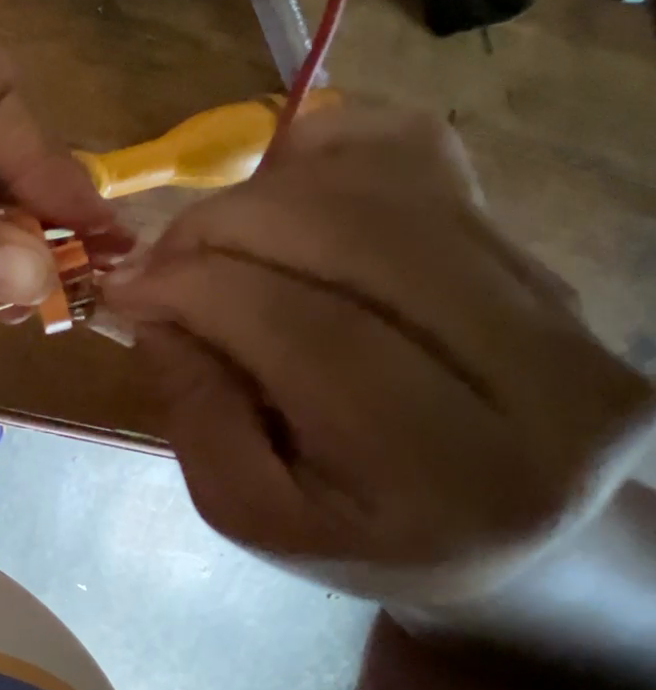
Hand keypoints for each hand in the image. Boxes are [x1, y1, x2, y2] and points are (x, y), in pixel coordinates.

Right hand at [105, 105, 653, 571]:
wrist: (502, 537)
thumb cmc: (352, 537)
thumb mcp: (244, 508)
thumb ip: (194, 409)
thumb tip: (152, 300)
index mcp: (456, 469)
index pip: (313, 333)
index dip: (200, 288)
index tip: (123, 283)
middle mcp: (549, 376)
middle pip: (360, 239)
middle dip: (226, 225)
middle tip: (159, 254)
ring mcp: (565, 303)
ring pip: (389, 188)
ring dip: (266, 193)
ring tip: (210, 240)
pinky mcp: (545, 256)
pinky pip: (425, 161)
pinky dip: (329, 153)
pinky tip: (276, 184)